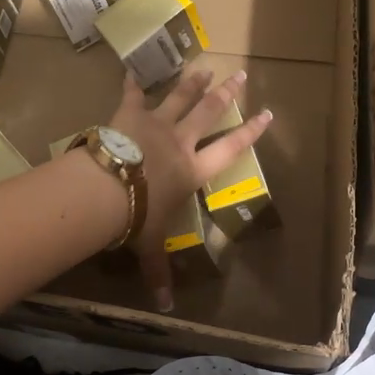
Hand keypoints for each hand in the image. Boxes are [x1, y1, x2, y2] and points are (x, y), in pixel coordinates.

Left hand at [107, 69, 271, 314]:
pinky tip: (131, 68)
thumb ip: (159, 271)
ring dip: (191, 81)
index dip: (250, 131)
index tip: (266, 113)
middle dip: (225, 93)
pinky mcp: (130, 113)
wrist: (108, 187)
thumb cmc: (138, 217)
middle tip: (239, 74)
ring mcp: (156, 123)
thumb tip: (166, 307)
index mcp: (192, 170)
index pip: (230, 149)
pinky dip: (132, 82)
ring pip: (179, 97)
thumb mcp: (151, 246)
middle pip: (208, 112)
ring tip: (203, 67)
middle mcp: (180, 141)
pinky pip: (132, 94)